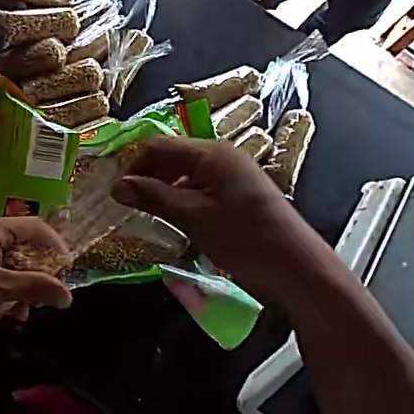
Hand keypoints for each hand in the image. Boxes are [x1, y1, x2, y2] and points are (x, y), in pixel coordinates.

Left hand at [0, 217, 72, 350]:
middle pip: (25, 247)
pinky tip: (9, 314)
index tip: (68, 270)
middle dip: (38, 273)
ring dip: (23, 288)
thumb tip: (67, 295)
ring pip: (12, 265)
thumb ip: (35, 288)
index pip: (35, 227)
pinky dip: (6, 292)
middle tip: (48, 295)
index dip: (56, 246)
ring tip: (24, 311)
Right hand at [110, 137, 321, 291]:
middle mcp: (222, 157)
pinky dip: (183, 202)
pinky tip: (176, 224)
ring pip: (186, 176)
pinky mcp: (238, 196)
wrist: (296, 268)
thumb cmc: (243, 238)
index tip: (116, 193)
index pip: (159, 145)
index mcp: (211, 153)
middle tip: (128, 207)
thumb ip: (153, 197)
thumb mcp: (192, 216)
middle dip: (148, 178)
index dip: (134, 166)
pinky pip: (201, 190)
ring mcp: (232, 177)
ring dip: (165, 192)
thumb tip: (118, 186)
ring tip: (149, 217)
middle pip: (172, 158)